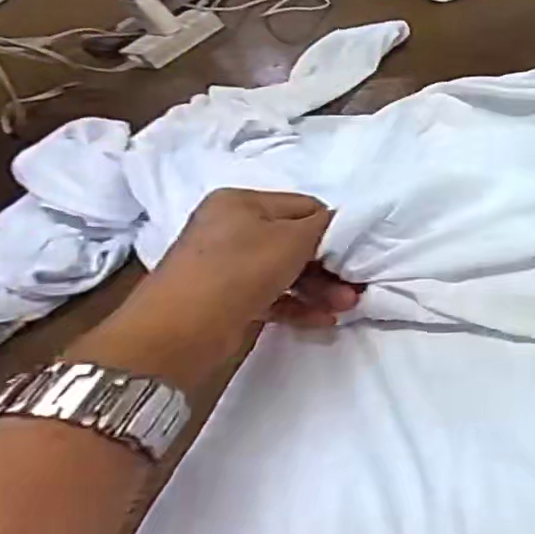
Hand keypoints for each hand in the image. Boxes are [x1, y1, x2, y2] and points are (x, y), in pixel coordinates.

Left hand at [82, 190, 358, 385]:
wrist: (178, 331)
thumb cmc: (241, 269)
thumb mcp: (296, 237)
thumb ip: (327, 224)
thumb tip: (341, 222)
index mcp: (241, 203)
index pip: (306, 207)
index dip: (334, 228)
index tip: (356, 252)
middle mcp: (231, 228)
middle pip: (298, 241)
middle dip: (330, 265)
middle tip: (354, 285)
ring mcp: (226, 264)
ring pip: (288, 270)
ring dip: (321, 288)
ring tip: (344, 307)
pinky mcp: (227, 297)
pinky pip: (274, 294)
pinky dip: (300, 304)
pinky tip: (323, 319)